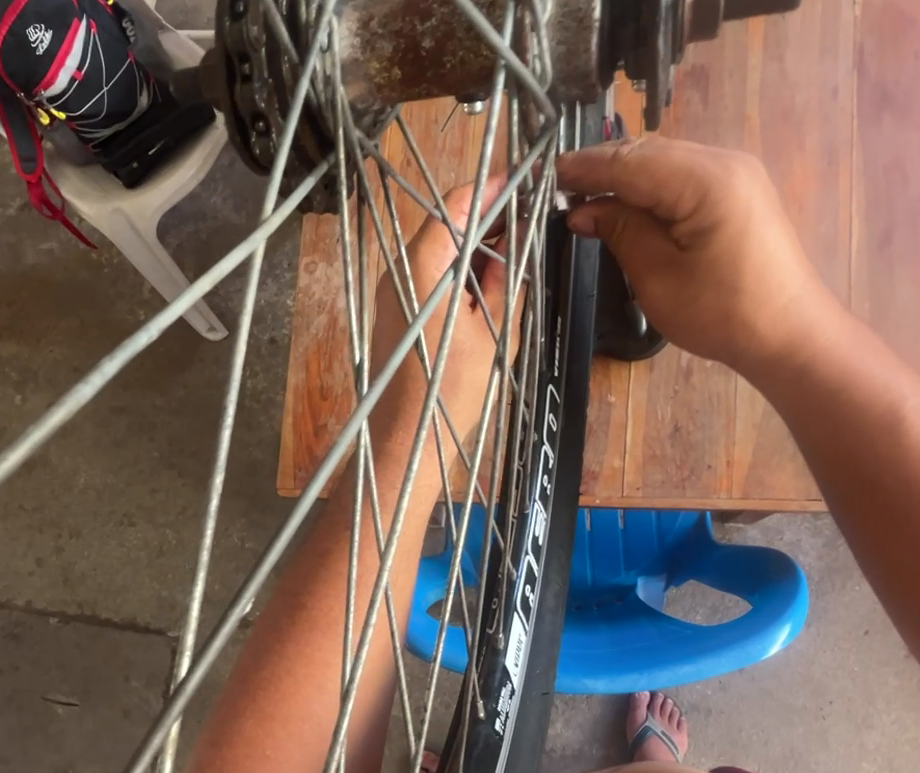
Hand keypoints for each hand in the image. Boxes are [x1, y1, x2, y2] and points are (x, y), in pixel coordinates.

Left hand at [367, 182, 516, 453]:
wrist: (406, 443)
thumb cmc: (452, 392)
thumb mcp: (494, 333)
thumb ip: (505, 281)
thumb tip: (515, 243)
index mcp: (422, 267)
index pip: (456, 204)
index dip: (491, 189)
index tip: (523, 182)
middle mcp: (399, 272)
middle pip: (444, 226)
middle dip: (485, 219)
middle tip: (528, 219)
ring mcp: (392, 294)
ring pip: (436, 254)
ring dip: (472, 249)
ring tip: (515, 251)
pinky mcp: (393, 315)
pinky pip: (428, 279)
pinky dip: (457, 274)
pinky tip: (487, 285)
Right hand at [558, 136, 842, 374]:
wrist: (787, 333)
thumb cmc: (721, 313)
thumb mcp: (658, 277)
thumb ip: (621, 232)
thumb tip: (583, 210)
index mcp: (705, 181)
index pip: (631, 162)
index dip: (586, 168)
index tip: (547, 174)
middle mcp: (723, 163)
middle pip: (648, 153)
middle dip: (602, 167)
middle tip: (557, 186)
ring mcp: (734, 174)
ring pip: (664, 162)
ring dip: (623, 177)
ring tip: (582, 195)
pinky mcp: (736, 192)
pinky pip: (681, 177)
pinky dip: (647, 187)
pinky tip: (624, 204)